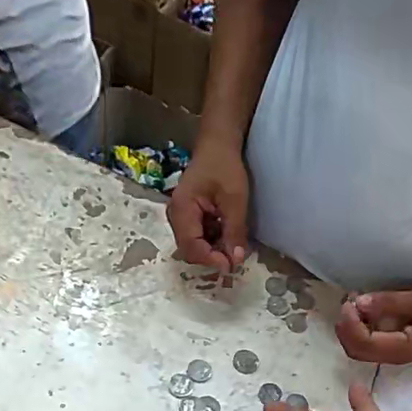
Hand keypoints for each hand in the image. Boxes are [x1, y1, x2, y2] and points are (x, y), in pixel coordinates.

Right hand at [167, 148, 249, 272]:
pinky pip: (198, 237)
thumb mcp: (235, 199)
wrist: (217, 145)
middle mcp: (176, 216)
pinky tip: (227, 238)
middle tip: (234, 260)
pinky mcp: (189, 217)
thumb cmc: (225, 167)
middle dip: (211, 257)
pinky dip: (213, 242)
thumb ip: (234, 230)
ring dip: (213, 251)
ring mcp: (181, 217)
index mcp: (182, 209)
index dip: (209, 259)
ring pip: (194, 246)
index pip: (191, 246)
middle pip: (189, 250)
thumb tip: (236, 260)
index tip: (230, 265)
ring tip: (233, 249)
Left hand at [335, 287, 411, 364]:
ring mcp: (396, 353)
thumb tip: (358, 304)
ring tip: (354, 304)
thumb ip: (389, 303)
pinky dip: (361, 327)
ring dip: (351, 328)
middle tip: (348, 302)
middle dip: (346, 328)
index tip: (350, 302)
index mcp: (401, 349)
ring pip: (360, 348)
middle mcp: (394, 356)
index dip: (350, 324)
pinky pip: (370, 341)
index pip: (362, 344)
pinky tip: (365, 310)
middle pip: (356, 350)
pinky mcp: (398, 345)